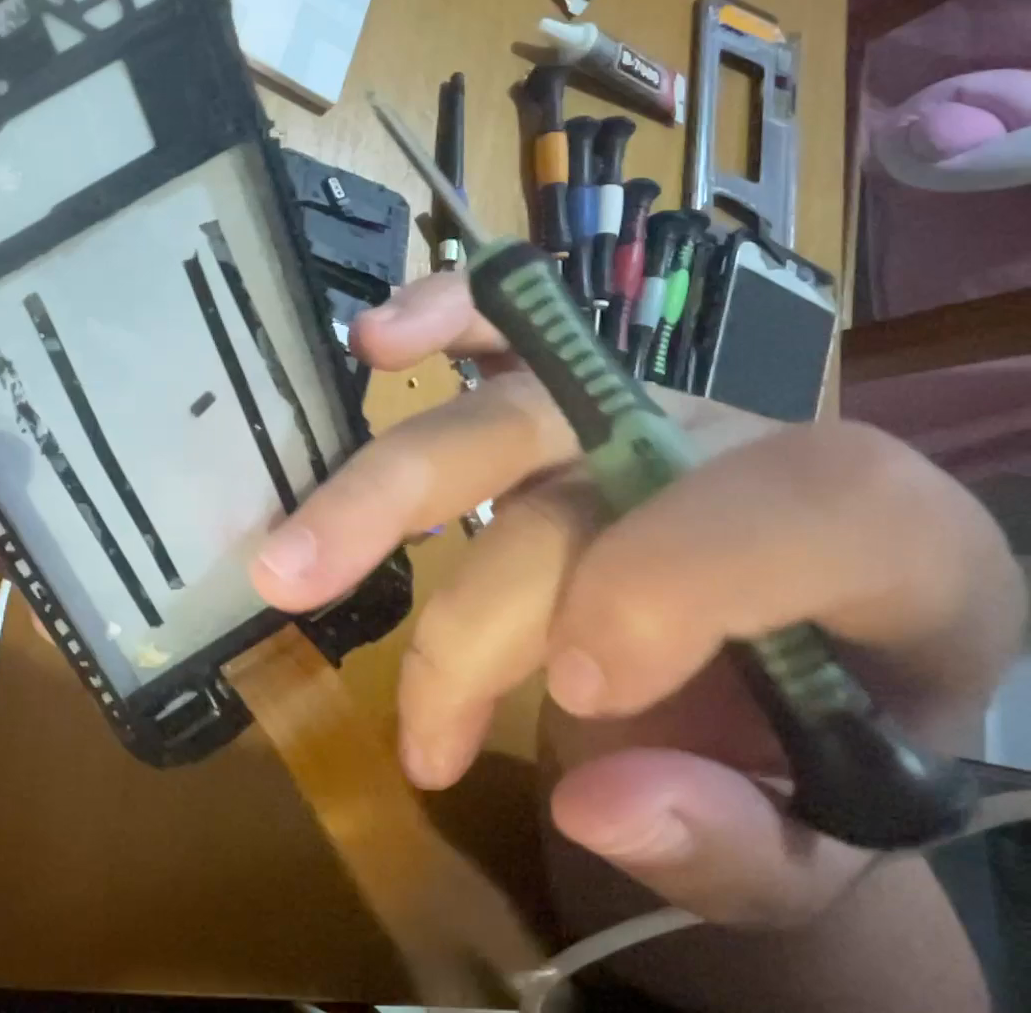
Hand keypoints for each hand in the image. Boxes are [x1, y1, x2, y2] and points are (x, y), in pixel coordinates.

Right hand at [248, 273, 1023, 924]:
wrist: (796, 682)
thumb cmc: (818, 760)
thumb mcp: (818, 851)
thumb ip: (738, 843)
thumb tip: (596, 805)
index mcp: (890, 552)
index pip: (798, 508)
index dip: (666, 585)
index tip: (572, 692)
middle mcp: (749, 455)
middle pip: (592, 466)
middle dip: (465, 577)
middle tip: (332, 636)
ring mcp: (648, 418)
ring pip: (504, 421)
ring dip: (380, 494)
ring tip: (284, 570)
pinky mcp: (576, 412)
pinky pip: (514, 337)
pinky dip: (447, 323)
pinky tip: (374, 338)